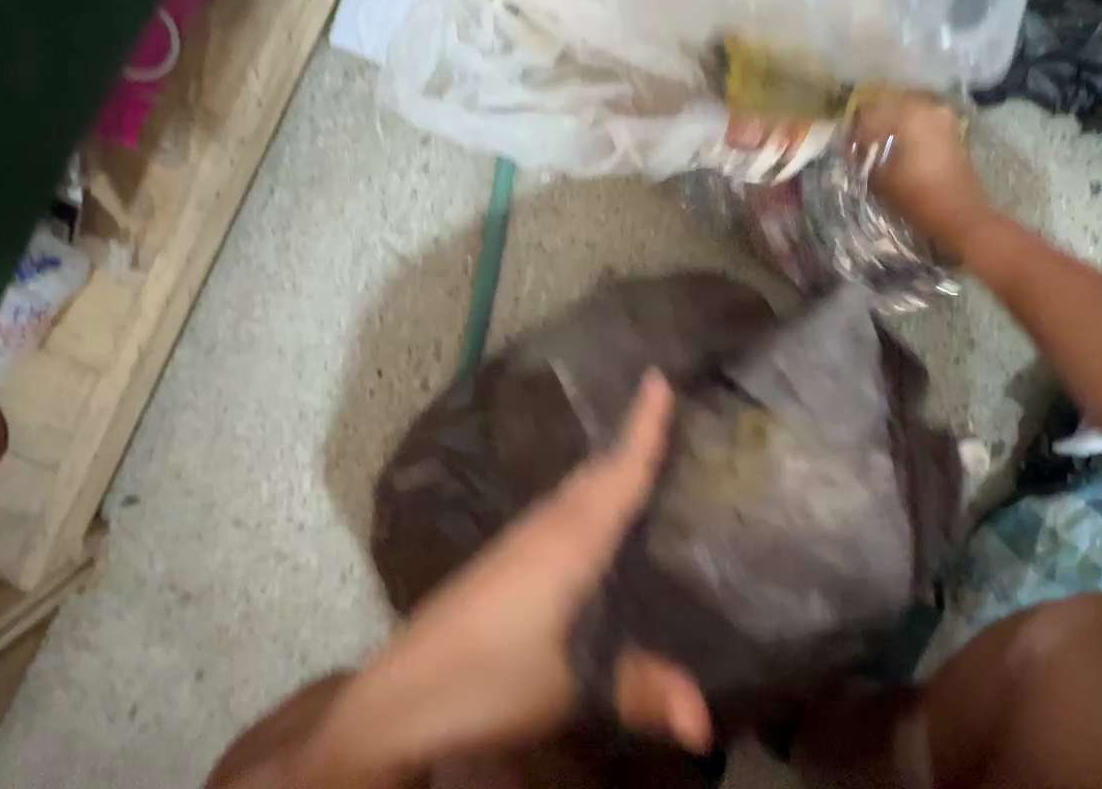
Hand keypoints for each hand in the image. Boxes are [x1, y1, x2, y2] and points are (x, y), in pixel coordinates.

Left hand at [292, 373, 711, 785]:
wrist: (398, 699)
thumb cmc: (487, 679)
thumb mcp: (570, 688)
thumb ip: (642, 691)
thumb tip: (704, 722)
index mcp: (569, 542)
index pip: (617, 475)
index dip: (642, 427)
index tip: (658, 378)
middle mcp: (545, 528)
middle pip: (596, 474)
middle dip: (630, 441)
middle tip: (669, 413)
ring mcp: (518, 543)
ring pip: (574, 491)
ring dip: (608, 469)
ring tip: (642, 456)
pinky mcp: (502, 562)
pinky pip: (559, 512)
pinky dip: (587, 498)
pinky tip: (593, 519)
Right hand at [852, 92, 988, 248]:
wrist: (962, 217)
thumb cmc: (918, 198)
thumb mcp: (880, 180)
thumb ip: (863, 161)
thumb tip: (854, 152)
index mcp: (908, 115)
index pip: (868, 114)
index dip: (853, 131)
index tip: (844, 148)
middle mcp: (928, 108)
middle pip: (889, 108)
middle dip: (871, 125)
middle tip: (858, 145)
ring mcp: (943, 119)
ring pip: (906, 114)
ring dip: (890, 127)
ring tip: (876, 148)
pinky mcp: (952, 132)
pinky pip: (921, 123)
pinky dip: (906, 133)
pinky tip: (896, 150)